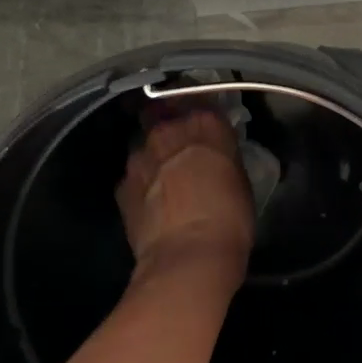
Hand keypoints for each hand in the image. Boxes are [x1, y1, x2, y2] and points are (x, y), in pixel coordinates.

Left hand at [115, 111, 254, 282]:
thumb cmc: (230, 219)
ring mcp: (139, 158)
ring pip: (145, 145)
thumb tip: (214, 159)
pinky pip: (135, 176)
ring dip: (155, 156)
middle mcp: (167, 132)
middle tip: (184, 147)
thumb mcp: (240, 180)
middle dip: (171, 127)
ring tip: (167, 178)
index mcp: (204, 125)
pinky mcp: (122, 187)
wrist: (188, 259)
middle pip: (164, 115)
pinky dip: (143, 183)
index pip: (202, 103)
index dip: (204, 114)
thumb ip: (222, 159)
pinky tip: (154, 202)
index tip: (209, 126)